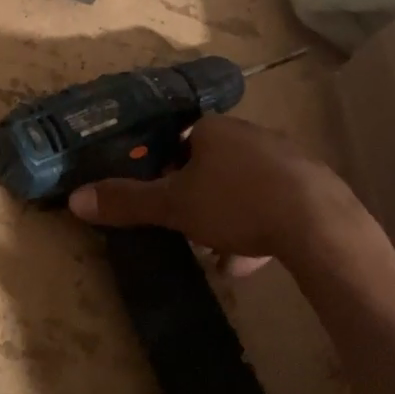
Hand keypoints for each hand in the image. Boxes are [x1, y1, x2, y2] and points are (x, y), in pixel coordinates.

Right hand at [67, 115, 364, 267]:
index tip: (162, 195)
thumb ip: (128, 201)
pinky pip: (277, 203)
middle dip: (199, 195)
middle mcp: (249, 134)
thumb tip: (75, 198)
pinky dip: (261, 228)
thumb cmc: (236, 203)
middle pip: (213, 163)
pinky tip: (252, 263)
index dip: (166, 166)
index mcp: (213, 130)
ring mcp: (286, 159)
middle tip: (188, 226)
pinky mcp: (314, 187)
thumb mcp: (174, 205)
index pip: (180, 139)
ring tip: (220, 256)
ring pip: (245, 186)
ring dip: (229, 217)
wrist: (319, 226)